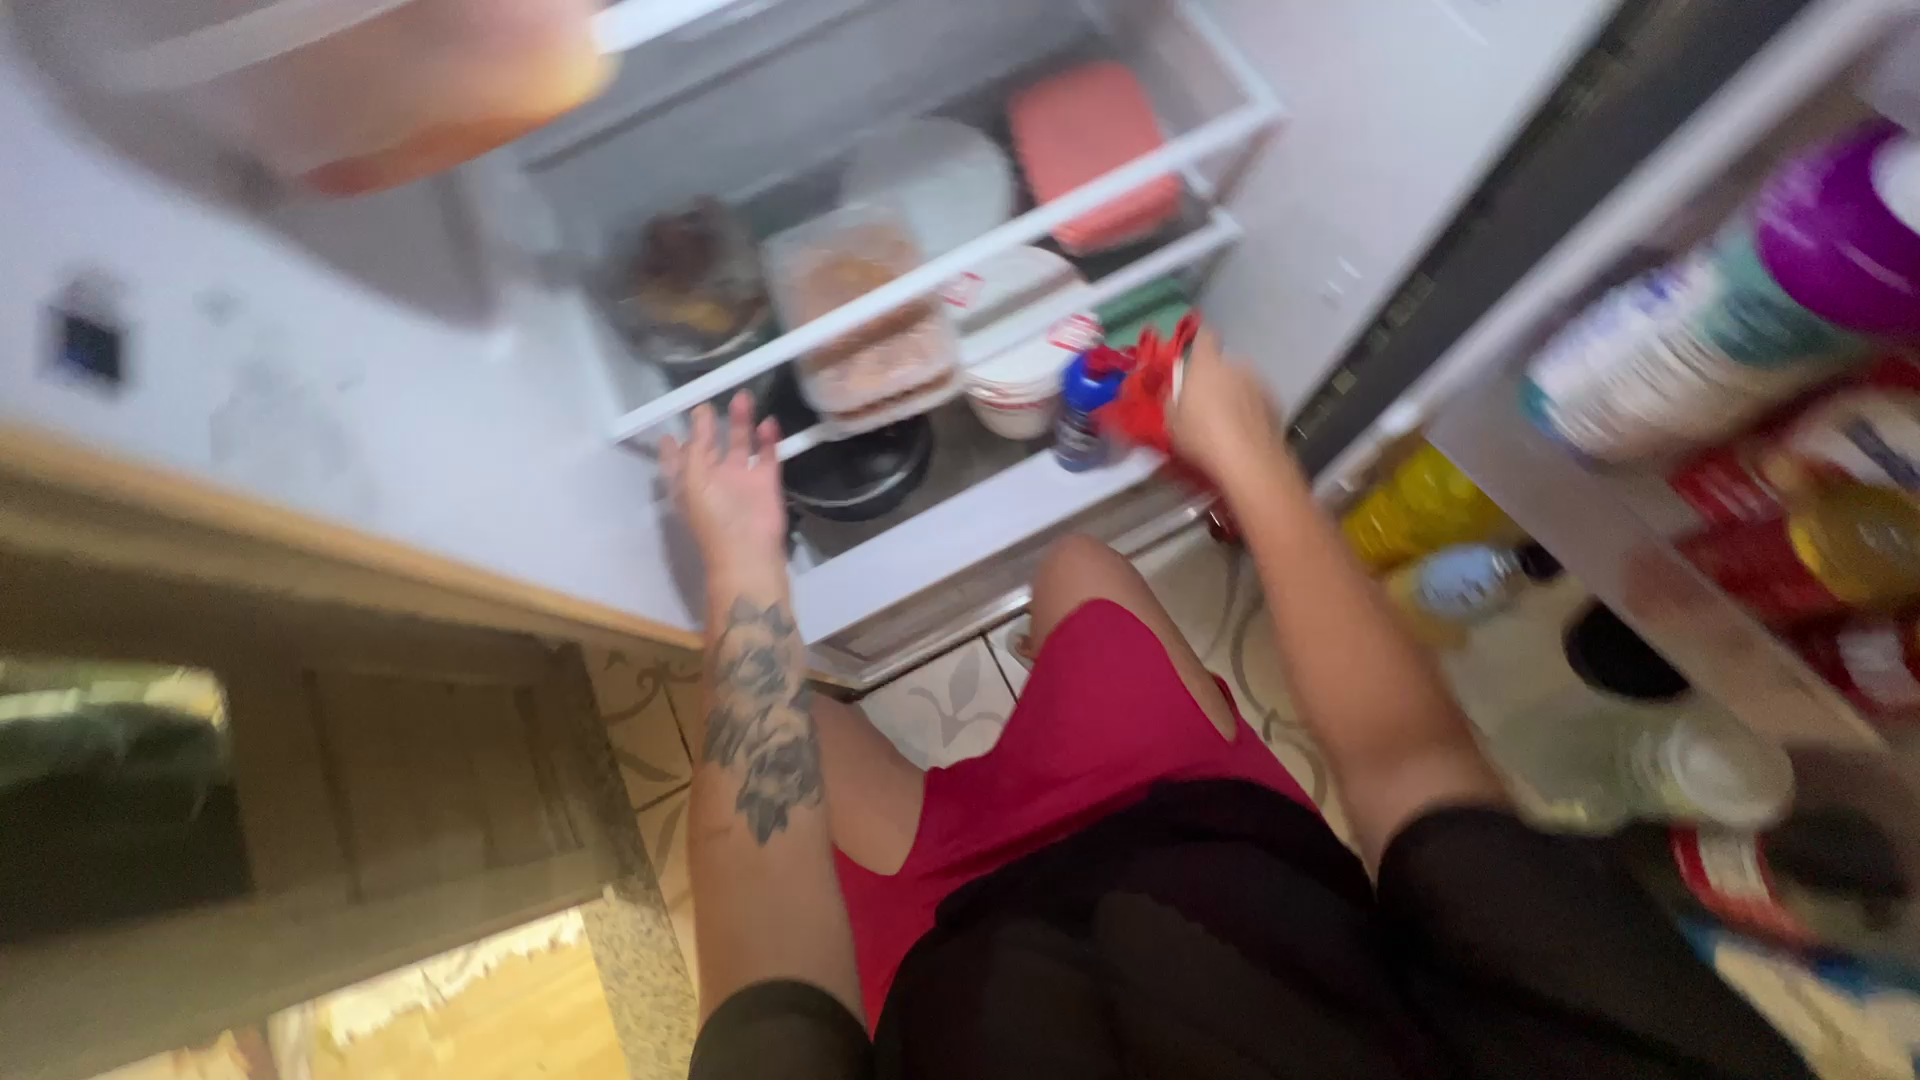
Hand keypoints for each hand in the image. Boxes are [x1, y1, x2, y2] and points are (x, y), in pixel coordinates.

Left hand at [661, 392, 786, 578]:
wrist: (749, 551)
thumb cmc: (713, 516)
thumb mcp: (693, 479)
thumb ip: (696, 446)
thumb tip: (700, 416)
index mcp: (689, 483)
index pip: (677, 459)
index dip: (674, 444)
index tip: (672, 427)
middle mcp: (713, 479)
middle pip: (710, 446)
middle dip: (709, 426)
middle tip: (710, 404)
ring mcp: (741, 480)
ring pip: (741, 445)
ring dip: (741, 422)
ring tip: (744, 397)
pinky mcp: (766, 482)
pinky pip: (767, 455)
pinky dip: (769, 439)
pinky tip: (768, 423)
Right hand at [1168, 328, 1290, 490]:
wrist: (1248, 459)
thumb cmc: (1202, 437)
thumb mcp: (1171, 421)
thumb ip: (1171, 397)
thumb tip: (1174, 389)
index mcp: (1206, 365)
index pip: (1204, 336)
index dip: (1199, 341)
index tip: (1194, 353)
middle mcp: (1234, 364)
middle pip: (1222, 363)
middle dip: (1214, 377)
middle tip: (1204, 402)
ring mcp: (1258, 380)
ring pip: (1240, 380)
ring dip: (1233, 392)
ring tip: (1225, 420)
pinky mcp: (1274, 399)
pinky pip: (1255, 397)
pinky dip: (1249, 406)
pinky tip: (1243, 429)